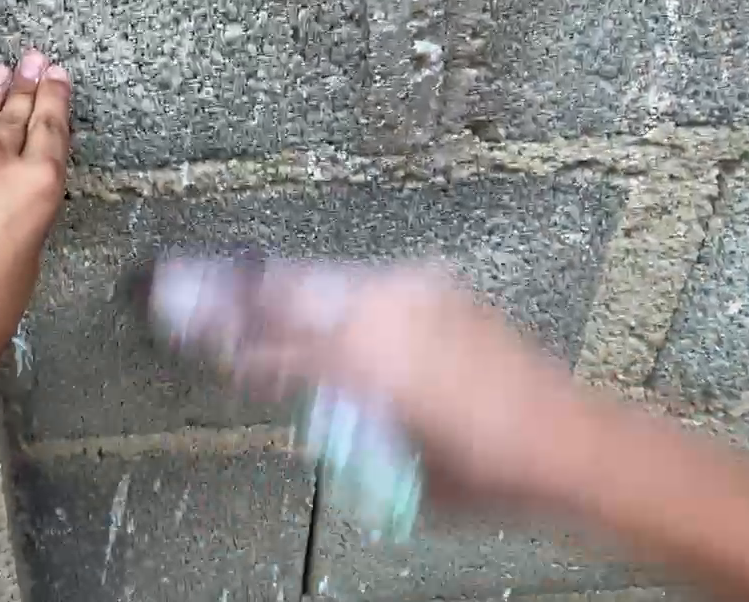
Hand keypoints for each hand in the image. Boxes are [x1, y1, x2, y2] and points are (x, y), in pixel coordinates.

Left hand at [0, 49, 71, 392]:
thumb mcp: (27, 258)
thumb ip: (25, 208)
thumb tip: (12, 182)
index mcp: (36, 188)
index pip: (51, 128)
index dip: (56, 98)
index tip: (57, 76)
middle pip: (16, 112)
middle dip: (29, 85)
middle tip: (36, 61)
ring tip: (4, 71)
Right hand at [149, 259, 600, 511]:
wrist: (575, 441)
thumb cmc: (487, 473)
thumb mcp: (397, 466)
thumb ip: (334, 416)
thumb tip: (289, 385)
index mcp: (367, 363)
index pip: (272, 342)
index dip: (223, 332)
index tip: (181, 319)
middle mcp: (382, 313)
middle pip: (281, 289)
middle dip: (223, 285)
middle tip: (174, 277)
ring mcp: (407, 289)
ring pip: (317, 278)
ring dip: (270, 283)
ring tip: (226, 276)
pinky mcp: (430, 282)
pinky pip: (360, 279)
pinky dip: (324, 288)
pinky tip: (309, 292)